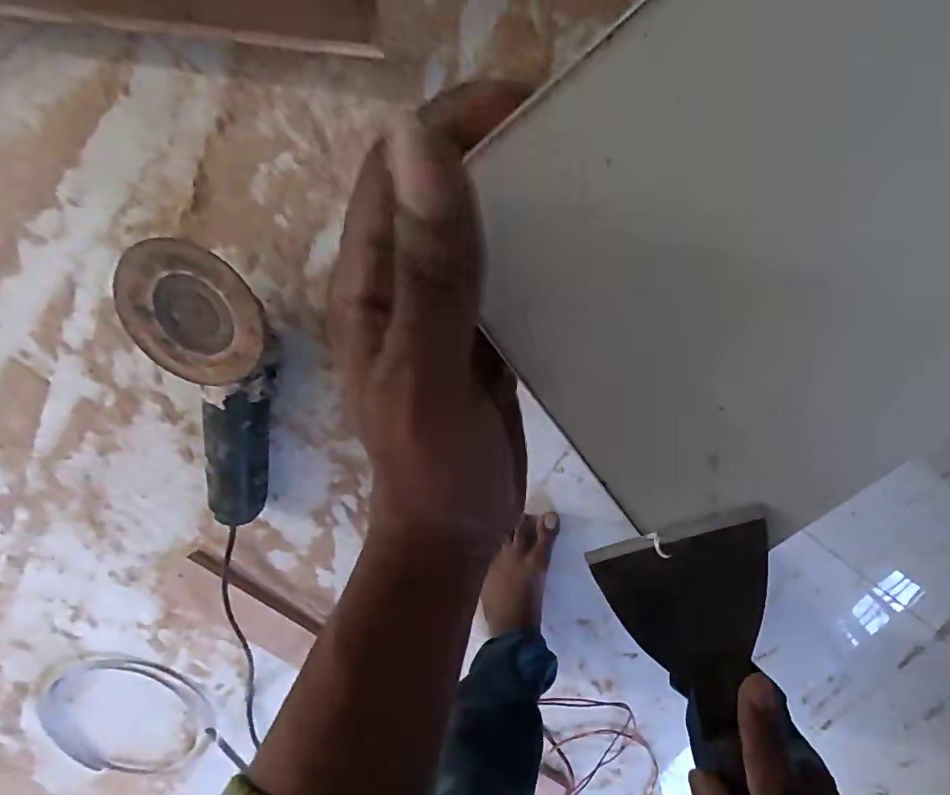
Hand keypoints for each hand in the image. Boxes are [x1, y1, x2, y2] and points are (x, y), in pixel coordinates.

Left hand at [328, 81, 533, 559]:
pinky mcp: (479, 345)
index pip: (394, 171)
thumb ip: (429, 273)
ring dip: (516, 205)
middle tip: (564, 141)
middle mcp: (401, 289)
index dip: (448, 124)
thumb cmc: (431, 467)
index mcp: (370, 285)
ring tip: (579, 186)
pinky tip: (573, 256)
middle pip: (436, 194)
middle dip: (489, 154)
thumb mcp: (427, 372)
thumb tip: (418, 143)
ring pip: (474, 237)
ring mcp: (442, 317)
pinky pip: (502, 284)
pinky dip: (532, 260)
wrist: (451, 535)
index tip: (522, 106)